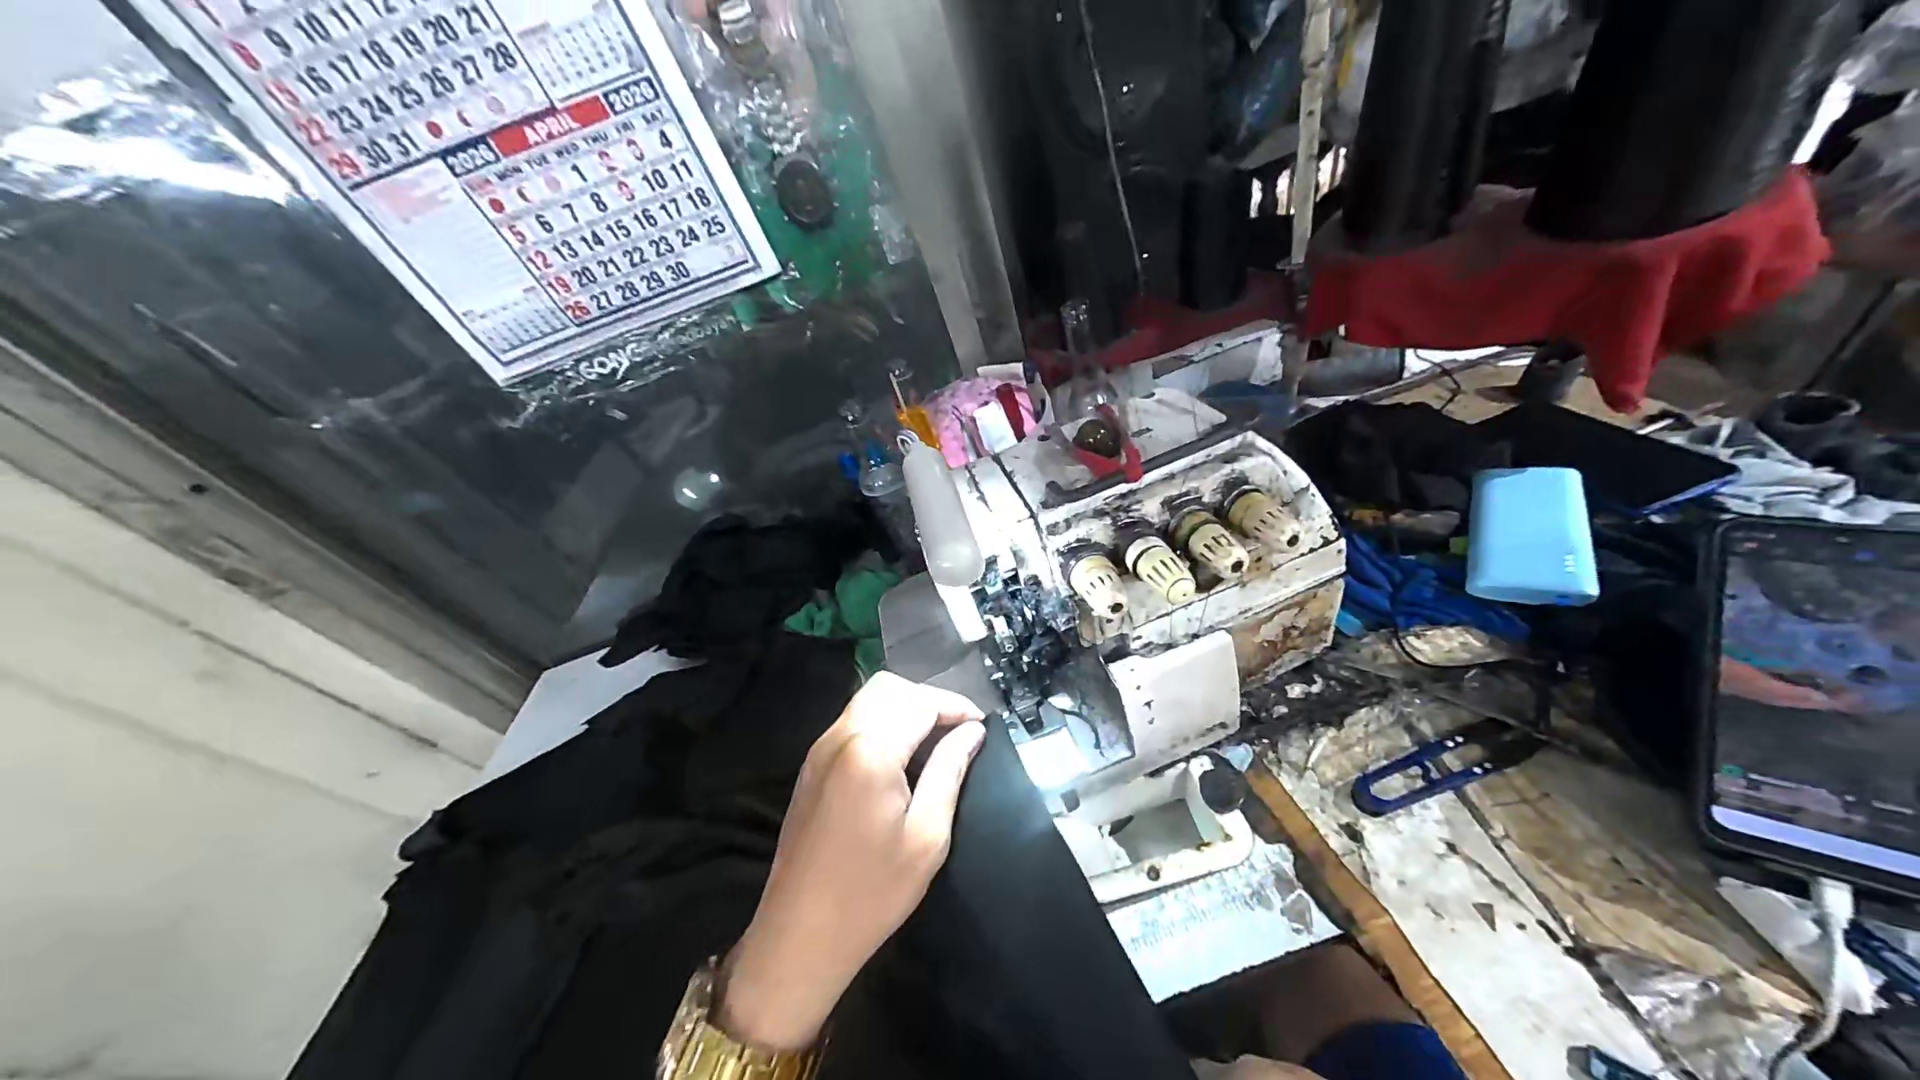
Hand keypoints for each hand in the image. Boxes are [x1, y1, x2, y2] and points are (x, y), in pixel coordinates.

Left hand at [715, 672, 987, 1051]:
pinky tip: (901, 754)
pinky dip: (882, 721)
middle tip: (958, 730)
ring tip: (934, 740)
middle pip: (889, 688)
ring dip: (904, 707)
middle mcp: (840, 737)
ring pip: (867, 699)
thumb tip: (972, 731)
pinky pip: (852, 721)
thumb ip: (949, 770)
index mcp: (870, 750)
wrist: (800, 934)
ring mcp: (819, 749)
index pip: (920, 701)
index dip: (956, 706)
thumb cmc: (872, 891)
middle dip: (929, 698)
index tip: (982, 726)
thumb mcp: (927, 835)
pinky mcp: (811, 766)